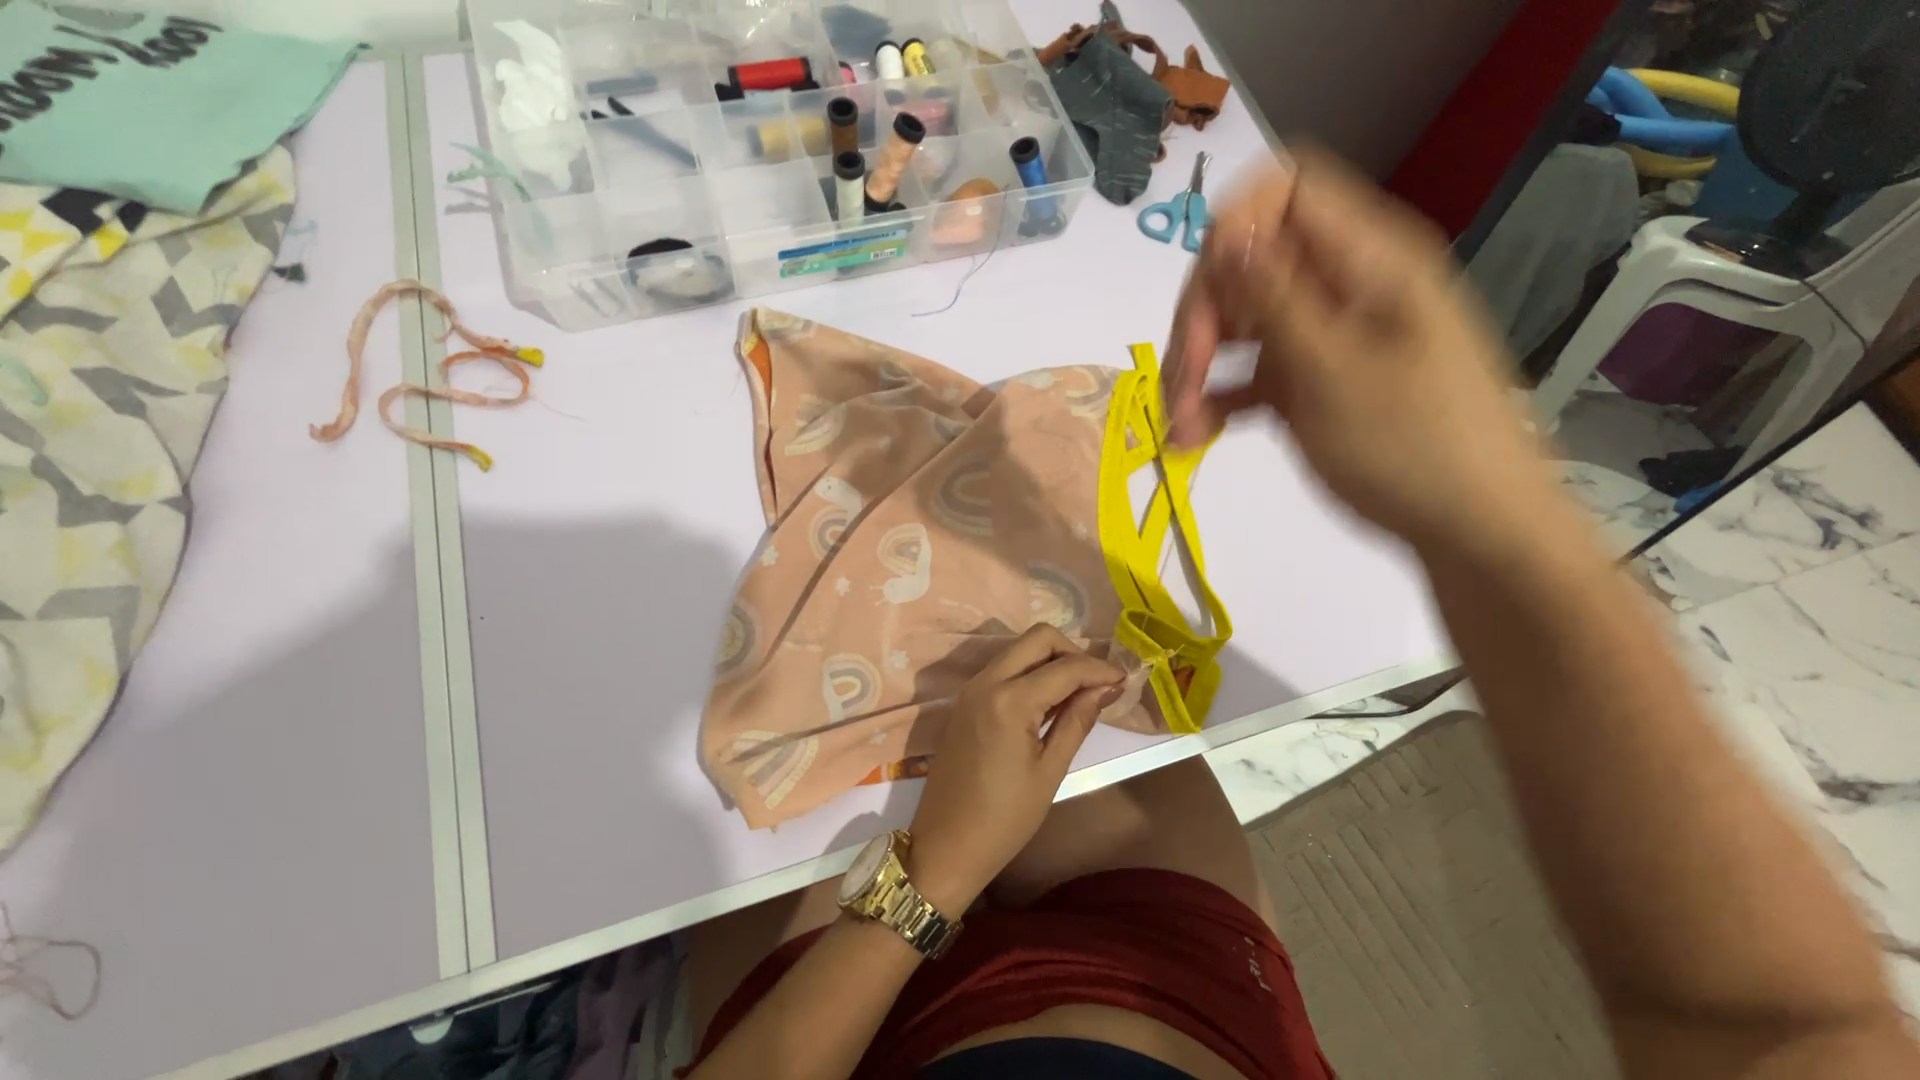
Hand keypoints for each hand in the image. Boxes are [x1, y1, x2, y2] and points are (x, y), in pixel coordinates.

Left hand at [906, 625, 1123, 916]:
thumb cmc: (1005, 818)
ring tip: (1077, 695)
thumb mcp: (1050, 771)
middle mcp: (986, 682)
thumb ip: (1077, 720)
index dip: (1100, 669)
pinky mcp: (965, 701)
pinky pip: (1003, 668)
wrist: (946, 845)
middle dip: (1073, 652)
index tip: (1125, 681)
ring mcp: (971, 689)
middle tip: (1096, 684)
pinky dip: (1030, 672)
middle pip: (1038, 638)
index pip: (1066, 666)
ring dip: (1050, 660)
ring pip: (1018, 649)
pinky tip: (1048, 703)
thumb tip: (1105, 687)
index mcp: (1009, 701)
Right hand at [1163, 146, 1564, 556]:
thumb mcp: (1332, 368)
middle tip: (1180, 380)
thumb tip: (1223, 228)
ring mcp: (1329, 336)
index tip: (1209, 294)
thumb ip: (1274, 295)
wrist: (1476, 530)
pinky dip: (1220, 397)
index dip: (1233, 227)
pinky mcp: (1316, 382)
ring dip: (1199, 366)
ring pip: (1243, 321)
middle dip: (1203, 316)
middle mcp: (1345, 286)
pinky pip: (1255, 370)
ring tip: (1180, 427)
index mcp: (1366, 260)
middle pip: (1249, 261)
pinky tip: (1194, 436)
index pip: (1286, 190)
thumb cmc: (1412, 446)